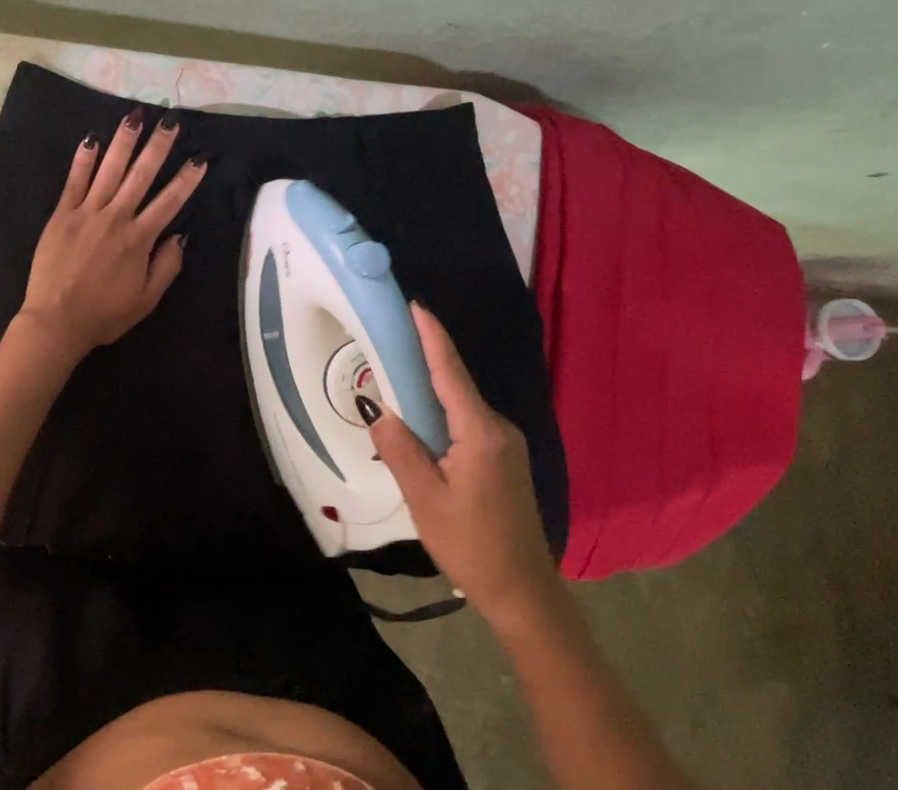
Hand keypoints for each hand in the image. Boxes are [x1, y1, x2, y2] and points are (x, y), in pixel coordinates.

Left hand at [19, 108, 207, 356]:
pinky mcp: (62, 215)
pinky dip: (83, 159)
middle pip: (141, 175)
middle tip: (170, 120)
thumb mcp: (146, 300)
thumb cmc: (104, 315)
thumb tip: (180, 235)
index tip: (200, 158)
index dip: (187, 179)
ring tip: (134, 116)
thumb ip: (166, 266)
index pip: (169, 201)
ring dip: (123, 142)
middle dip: (157, 146)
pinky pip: (74, 181)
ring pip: (109, 170)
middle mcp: (116, 218)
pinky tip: (91, 138)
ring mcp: (86, 213)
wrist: (56, 320)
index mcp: (139, 239)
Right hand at [365, 304, 561, 629]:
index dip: (432, 337)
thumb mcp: (424, 497)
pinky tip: (416, 427)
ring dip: (426, 394)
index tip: (415, 306)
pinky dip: (438, 418)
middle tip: (387, 340)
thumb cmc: (470, 544)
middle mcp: (498, 430)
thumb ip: (399, 449)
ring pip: (458, 408)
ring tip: (391, 381)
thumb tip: (375, 407)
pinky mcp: (503, 461)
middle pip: (454, 385)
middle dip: (422, 362)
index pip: (450, 373)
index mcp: (480, 433)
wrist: (522, 591)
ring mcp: (505, 445)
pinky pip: (465, 426)